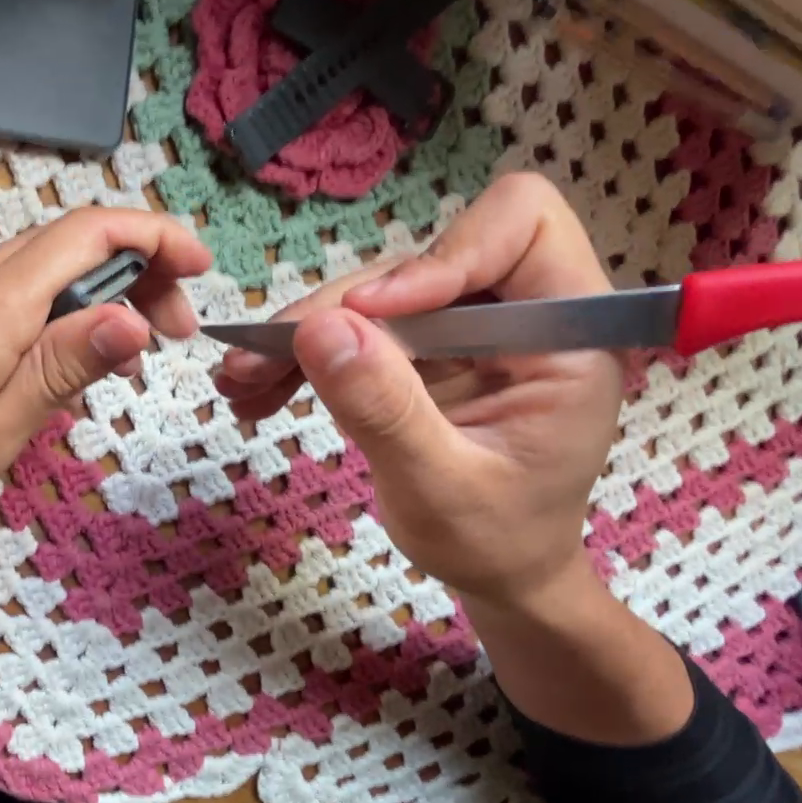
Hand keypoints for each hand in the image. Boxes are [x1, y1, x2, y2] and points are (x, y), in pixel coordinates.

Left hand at [0, 209, 211, 549]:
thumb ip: (59, 371)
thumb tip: (132, 320)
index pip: (85, 234)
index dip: (153, 237)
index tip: (200, 273)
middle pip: (68, 242)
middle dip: (138, 269)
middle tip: (174, 336)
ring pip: (40, 265)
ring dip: (98, 292)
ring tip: (131, 355)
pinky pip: (7, 289)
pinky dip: (54, 307)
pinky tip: (67, 355)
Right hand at [213, 173, 623, 606]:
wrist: (497, 574)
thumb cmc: (494, 541)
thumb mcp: (440, 487)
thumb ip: (386, 409)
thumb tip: (317, 330)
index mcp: (563, 333)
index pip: (518, 228)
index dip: (440, 256)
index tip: (366, 312)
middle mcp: (512, 315)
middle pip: (415, 265)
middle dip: (331, 310)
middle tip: (253, 362)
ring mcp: (461, 333)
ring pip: (370, 297)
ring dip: (299, 337)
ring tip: (238, 382)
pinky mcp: (419, 355)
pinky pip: (353, 334)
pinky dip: (302, 360)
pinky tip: (255, 393)